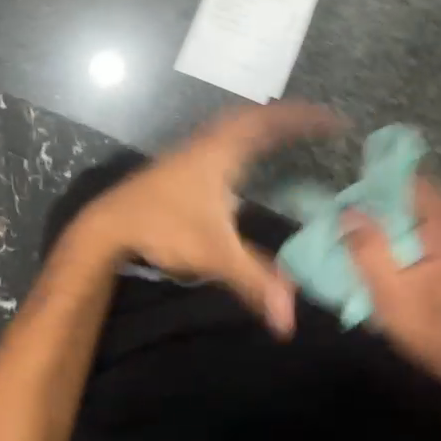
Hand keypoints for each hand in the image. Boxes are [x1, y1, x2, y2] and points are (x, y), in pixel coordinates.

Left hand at [63, 102, 341, 336]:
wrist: (106, 227)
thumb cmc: (162, 229)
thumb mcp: (214, 255)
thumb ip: (254, 282)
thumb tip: (289, 321)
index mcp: (219, 153)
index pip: (267, 124)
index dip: (302, 118)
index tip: (334, 119)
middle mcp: (204, 145)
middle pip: (249, 119)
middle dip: (284, 119)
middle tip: (314, 124)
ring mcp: (186, 154)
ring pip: (229, 129)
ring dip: (258, 128)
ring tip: (285, 135)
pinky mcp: (175, 168)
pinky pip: (217, 142)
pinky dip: (238, 142)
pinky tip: (240, 163)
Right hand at [346, 180, 440, 401]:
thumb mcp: (395, 301)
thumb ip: (369, 252)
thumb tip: (348, 212)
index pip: (408, 184)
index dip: (374, 195)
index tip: (351, 217)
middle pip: (417, 199)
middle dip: (386, 219)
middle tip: (362, 247)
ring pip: (427, 214)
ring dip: (402, 233)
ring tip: (386, 263)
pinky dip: (421, 243)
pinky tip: (411, 270)